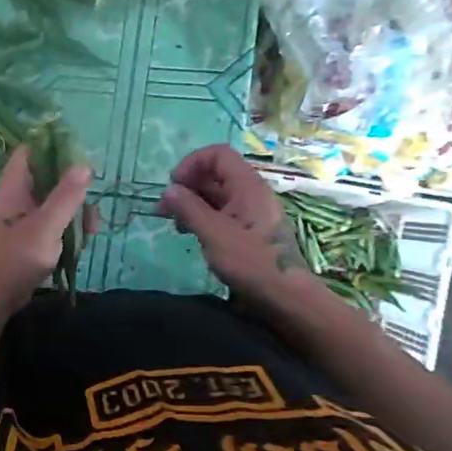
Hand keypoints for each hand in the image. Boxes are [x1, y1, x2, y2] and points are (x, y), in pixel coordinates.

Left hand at [0, 146, 90, 313]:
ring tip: (90, 231)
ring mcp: (22, 218)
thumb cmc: (15, 258)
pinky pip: (52, 223)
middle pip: (49, 178)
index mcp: (13, 187)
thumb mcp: (46, 226)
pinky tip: (80, 243)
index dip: (54, 147)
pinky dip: (67, 229)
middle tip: (91, 206)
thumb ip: (66, 196)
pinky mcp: (28, 237)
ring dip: (75, 212)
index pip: (31, 151)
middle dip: (74, 189)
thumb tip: (85, 164)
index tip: (81, 156)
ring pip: (54, 202)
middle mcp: (16, 198)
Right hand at [158, 144, 325, 309]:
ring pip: (218, 196)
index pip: (218, 154)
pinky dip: (205, 218)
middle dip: (188, 186)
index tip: (173, 185)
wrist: (286, 296)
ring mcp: (253, 212)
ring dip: (194, 204)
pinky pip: (225, 213)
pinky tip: (193, 235)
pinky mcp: (251, 231)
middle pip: (216, 174)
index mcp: (248, 185)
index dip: (192, 163)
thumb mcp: (214, 234)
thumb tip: (170, 189)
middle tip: (164, 209)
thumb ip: (189, 208)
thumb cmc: (251, 262)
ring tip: (175, 225)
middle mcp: (252, 192)